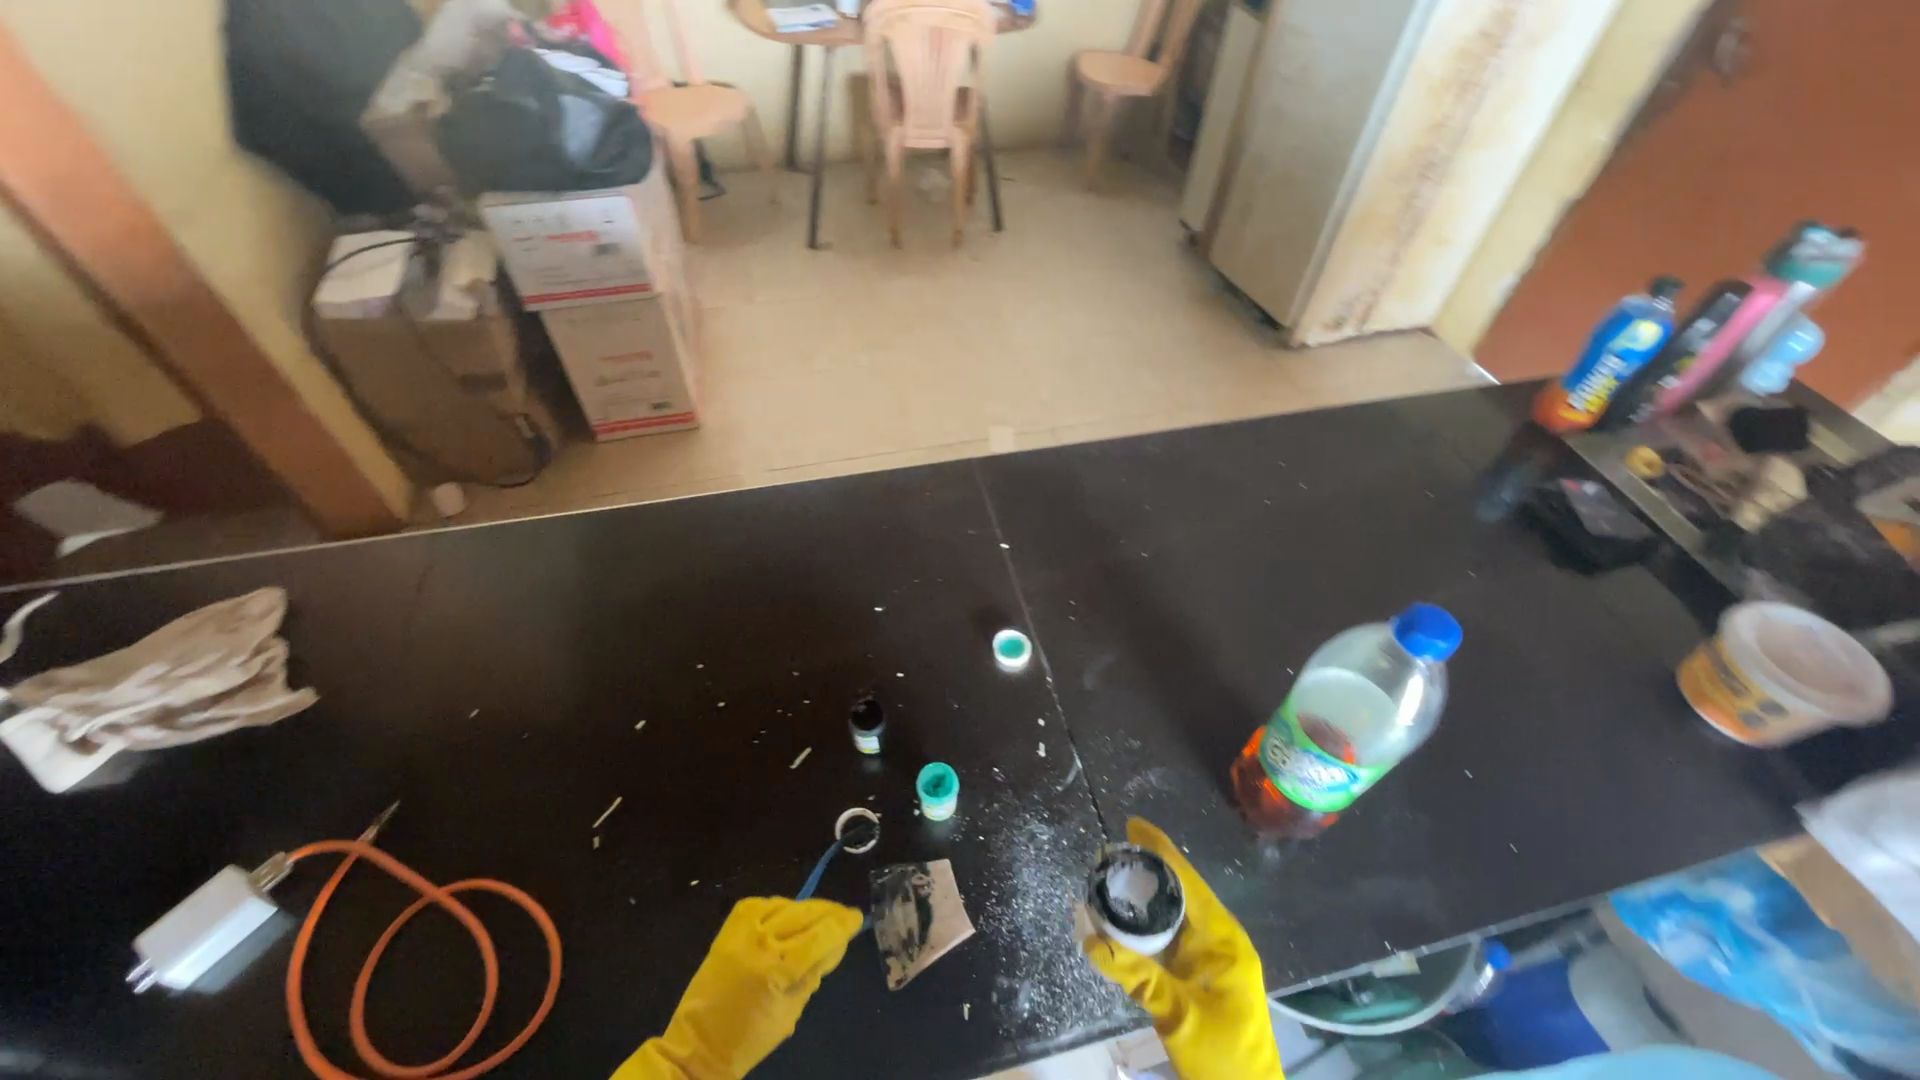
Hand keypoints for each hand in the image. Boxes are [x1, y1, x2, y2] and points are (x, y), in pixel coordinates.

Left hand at [612, 897, 863, 1079]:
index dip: (844, 923)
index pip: (823, 934)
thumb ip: (815, 971)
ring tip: (818, 919)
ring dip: (807, 910)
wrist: (699, 1044)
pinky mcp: (729, 926)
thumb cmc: (751, 1038)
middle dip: (831, 913)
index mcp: (778, 970)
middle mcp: (760, 943)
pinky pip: (764, 903)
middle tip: (845, 917)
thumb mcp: (793, 1010)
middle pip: (807, 913)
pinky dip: (782, 907)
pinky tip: (788, 917)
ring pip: (788, 904)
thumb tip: (837, 942)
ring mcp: (742, 931)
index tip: (858, 919)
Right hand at [1081, 819, 1284, 1079]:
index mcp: (1223, 939)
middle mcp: (1219, 941)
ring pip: (1174, 917)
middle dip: (1147, 871)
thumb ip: (1135, 974)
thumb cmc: (1222, 1058)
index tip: (1131, 826)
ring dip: (1144, 900)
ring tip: (1109, 881)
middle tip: (1108, 857)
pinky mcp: (1200, 980)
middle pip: (1180, 893)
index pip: (1188, 880)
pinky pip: (1170, 942)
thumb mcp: (1177, 1013)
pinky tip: (1122, 926)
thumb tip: (1089, 937)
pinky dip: (1146, 929)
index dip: (1161, 850)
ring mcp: (1211, 962)